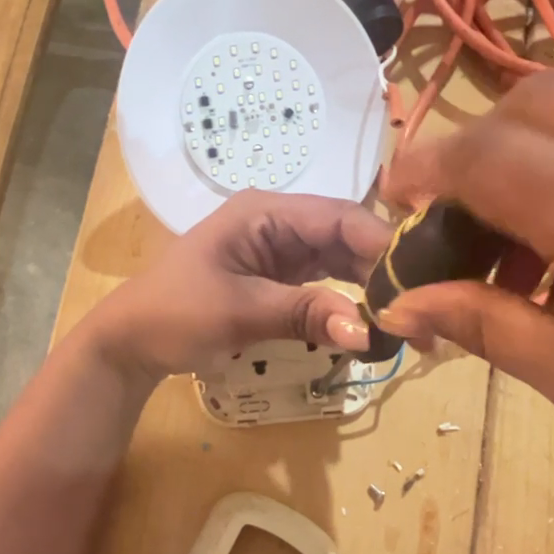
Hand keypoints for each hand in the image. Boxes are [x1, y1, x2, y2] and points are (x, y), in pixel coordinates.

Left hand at [82, 192, 392, 380]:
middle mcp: (278, 222)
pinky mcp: (278, 278)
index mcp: (265, 212)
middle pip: (347, 236)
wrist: (132, 342)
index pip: (340, 217)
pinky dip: (347, 302)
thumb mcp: (240, 311)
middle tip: (422, 311)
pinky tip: (372, 322)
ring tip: (408, 321)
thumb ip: (305, 313)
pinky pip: (324, 283)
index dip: (384, 245)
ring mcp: (279, 250)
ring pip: (341, 260)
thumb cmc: (175, 314)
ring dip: (371, 288)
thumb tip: (371, 331)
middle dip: (384, 270)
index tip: (420, 283)